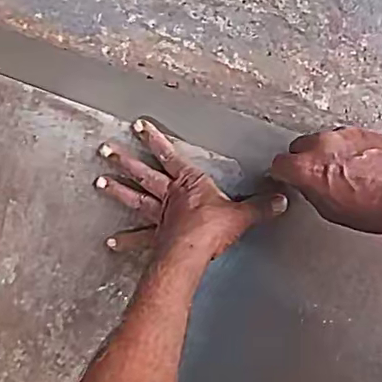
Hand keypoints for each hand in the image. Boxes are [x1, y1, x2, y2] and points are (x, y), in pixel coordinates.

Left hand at [94, 119, 286, 262]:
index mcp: (189, 183)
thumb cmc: (211, 230)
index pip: (170, 156)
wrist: (191, 254)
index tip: (139, 126)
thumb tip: (281, 201)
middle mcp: (171, 196)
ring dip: (117, 190)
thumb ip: (261, 207)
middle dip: (125, 161)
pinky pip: (139, 237)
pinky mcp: (157, 238)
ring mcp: (160, 217)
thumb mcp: (242, 215)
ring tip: (100, 181)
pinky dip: (125, 240)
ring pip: (135, 199)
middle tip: (106, 150)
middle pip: (144, 174)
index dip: (154, 140)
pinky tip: (111, 241)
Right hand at [268, 126, 381, 235]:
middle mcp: (323, 145)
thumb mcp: (330, 211)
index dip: (283, 173)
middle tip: (317, 176)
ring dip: (328, 153)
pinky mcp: (363, 131)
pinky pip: (347, 138)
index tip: (286, 177)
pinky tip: (360, 165)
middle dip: (304, 160)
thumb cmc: (375, 208)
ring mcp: (344, 135)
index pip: (280, 164)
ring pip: (324, 140)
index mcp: (307, 167)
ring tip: (344, 173)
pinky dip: (348, 149)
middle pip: (300, 146)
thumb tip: (308, 186)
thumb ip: (310, 191)